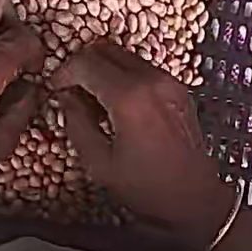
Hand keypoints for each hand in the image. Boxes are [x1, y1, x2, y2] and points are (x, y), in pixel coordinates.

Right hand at [51, 41, 234, 250]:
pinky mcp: (179, 90)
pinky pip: (143, 70)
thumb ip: (77, 124)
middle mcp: (152, 80)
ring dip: (104, 70)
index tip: (55, 89)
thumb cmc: (147, 188)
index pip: (86, 63)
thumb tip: (66, 98)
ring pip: (125, 57)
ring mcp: (170, 82)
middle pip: (106, 50)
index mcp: (130, 97)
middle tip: (71, 91)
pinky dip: (124, 78)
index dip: (64, 72)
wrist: (196, 200)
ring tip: (93, 101)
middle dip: (82, 65)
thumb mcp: (100, 164)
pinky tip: (118, 106)